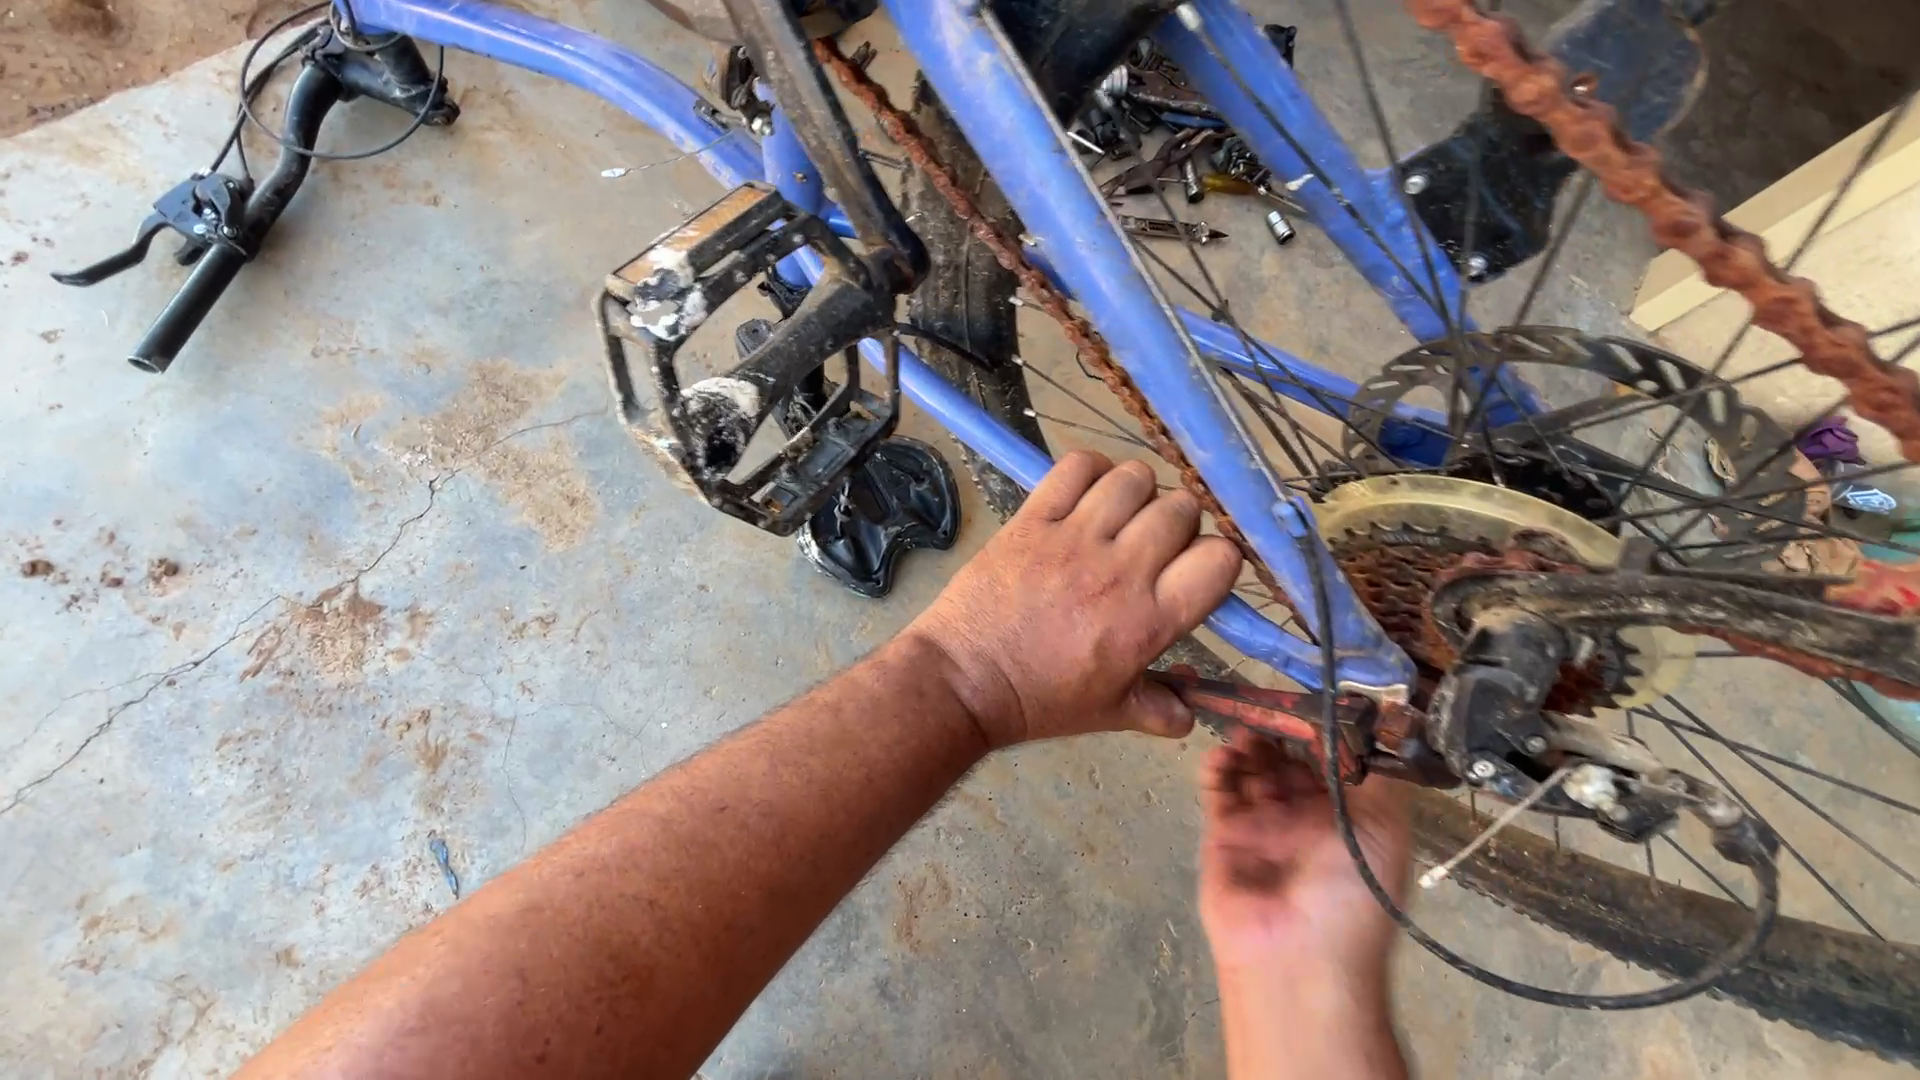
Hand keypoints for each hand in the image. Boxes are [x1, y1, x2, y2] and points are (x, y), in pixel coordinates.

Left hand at [905, 450, 1240, 748]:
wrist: (964, 681)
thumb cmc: (1039, 700)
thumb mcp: (1109, 714)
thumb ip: (1160, 709)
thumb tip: (1190, 712)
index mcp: (1149, 620)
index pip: (1220, 559)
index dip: (1217, 559)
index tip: (1194, 569)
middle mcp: (1121, 571)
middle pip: (1181, 509)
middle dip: (1177, 522)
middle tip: (1152, 543)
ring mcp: (1074, 539)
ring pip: (1134, 478)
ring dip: (1136, 492)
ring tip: (1117, 516)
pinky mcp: (1032, 520)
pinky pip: (1075, 467)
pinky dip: (1088, 471)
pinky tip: (1083, 495)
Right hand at [1200, 728, 1409, 982]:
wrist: (1295, 957)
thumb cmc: (1349, 892)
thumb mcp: (1382, 832)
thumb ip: (1377, 776)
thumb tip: (1378, 723)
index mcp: (1348, 817)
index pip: (1333, 760)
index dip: (1322, 729)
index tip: (1310, 697)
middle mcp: (1306, 816)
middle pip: (1289, 758)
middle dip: (1280, 732)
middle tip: (1269, 707)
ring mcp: (1261, 822)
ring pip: (1253, 768)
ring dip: (1250, 745)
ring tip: (1246, 731)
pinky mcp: (1223, 830)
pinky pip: (1219, 789)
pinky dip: (1218, 767)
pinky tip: (1222, 755)